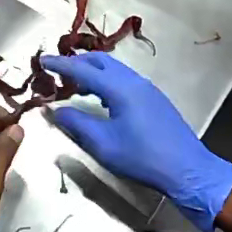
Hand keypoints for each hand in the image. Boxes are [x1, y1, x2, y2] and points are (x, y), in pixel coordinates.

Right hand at [41, 52, 231, 231]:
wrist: (190, 171)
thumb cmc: (143, 158)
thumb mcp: (103, 144)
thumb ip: (76, 123)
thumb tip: (56, 110)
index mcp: (119, 88)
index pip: (82, 69)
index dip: (60, 64)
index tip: (42, 60)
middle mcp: (134, 81)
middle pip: (100, 61)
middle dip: (76, 63)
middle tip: (58, 72)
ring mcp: (147, 88)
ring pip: (113, 69)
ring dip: (92, 72)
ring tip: (75, 86)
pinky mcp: (154, 99)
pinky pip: (123, 79)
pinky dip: (105, 80)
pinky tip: (101, 99)